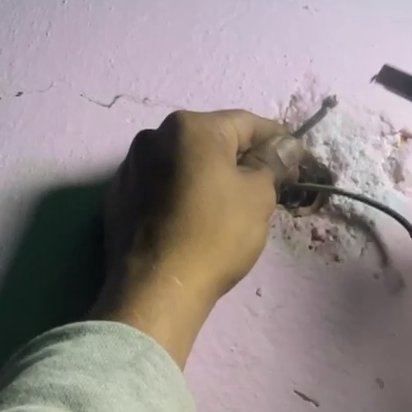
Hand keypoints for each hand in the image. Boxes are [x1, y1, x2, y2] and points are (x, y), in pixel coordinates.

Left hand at [93, 109, 287, 364]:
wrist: (157, 288)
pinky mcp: (118, 195)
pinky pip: (159, 184)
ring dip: (206, 175)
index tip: (293, 161)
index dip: (276, 141)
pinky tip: (192, 219)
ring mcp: (131, 165)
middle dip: (238, 158)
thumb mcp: (259, 196)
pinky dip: (179, 193)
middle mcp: (155, 136)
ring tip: (226, 207)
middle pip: (210, 139)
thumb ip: (272, 163)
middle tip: (264, 186)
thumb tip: (282, 147)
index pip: (246, 123)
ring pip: (182, 161)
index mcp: (191, 127)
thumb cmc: (215, 235)